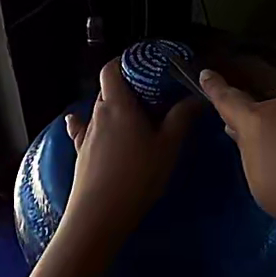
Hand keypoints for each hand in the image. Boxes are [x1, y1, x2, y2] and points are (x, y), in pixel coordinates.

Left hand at [62, 58, 202, 238]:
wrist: (100, 214)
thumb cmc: (137, 175)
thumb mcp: (168, 147)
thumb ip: (181, 118)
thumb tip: (196, 97)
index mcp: (117, 104)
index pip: (112, 69)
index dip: (125, 62)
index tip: (145, 67)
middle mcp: (97, 113)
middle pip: (108, 89)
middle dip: (127, 87)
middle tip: (151, 95)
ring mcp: (85, 134)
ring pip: (98, 110)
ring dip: (113, 108)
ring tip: (134, 117)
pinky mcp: (80, 153)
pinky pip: (82, 129)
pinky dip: (88, 124)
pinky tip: (85, 126)